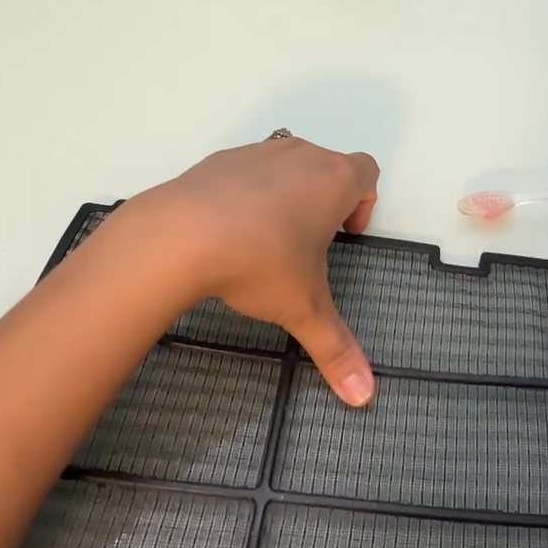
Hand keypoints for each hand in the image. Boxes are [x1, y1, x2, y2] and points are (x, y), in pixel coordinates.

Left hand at [93, 136, 379, 405]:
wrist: (179, 234)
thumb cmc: (260, 262)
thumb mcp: (304, 308)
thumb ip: (337, 348)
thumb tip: (363, 395)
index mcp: (335, 179)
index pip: (368, 172)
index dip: (363, 203)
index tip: (342, 237)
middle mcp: (303, 155)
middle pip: (329, 166)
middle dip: (325, 202)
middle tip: (306, 246)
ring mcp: (259, 151)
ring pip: (287, 165)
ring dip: (287, 194)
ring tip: (264, 240)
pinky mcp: (220, 158)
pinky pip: (248, 169)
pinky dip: (247, 192)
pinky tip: (226, 230)